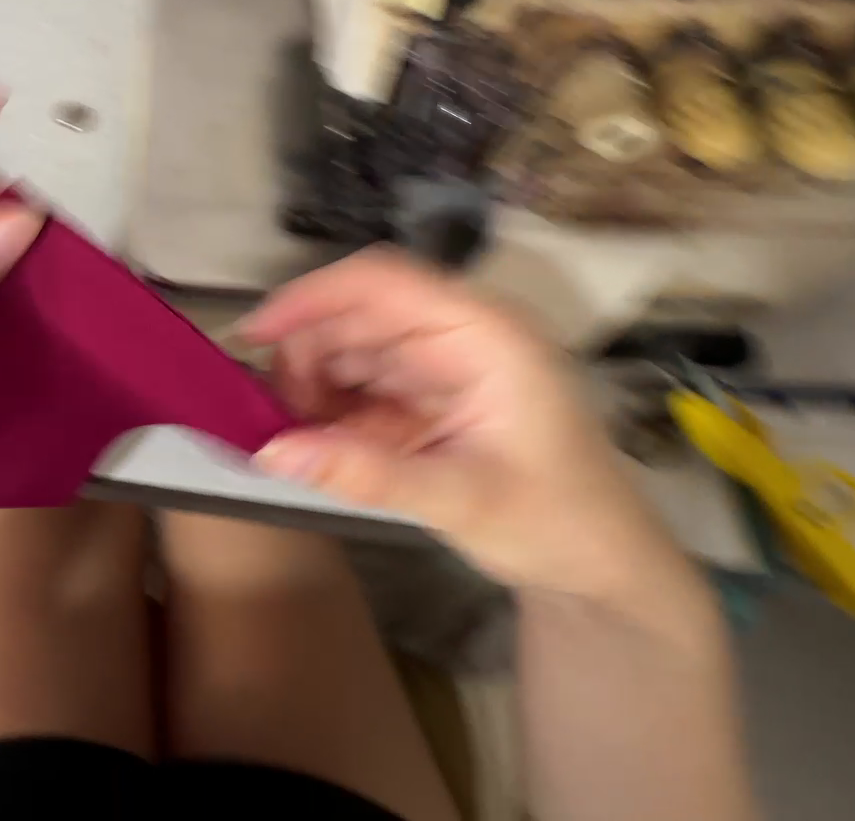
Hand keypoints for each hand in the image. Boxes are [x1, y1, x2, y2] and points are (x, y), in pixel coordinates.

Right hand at [240, 248, 679, 599]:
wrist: (599, 570)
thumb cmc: (557, 524)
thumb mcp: (461, 499)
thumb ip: (364, 473)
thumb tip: (269, 451)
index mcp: (482, 335)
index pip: (382, 284)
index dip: (312, 298)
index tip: (255, 335)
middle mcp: (453, 336)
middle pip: (352, 316)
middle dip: (304, 358)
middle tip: (275, 415)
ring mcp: (433, 364)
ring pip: (343, 349)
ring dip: (309, 386)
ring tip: (298, 437)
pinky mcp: (417, 394)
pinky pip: (351, 384)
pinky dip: (323, 409)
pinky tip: (315, 442)